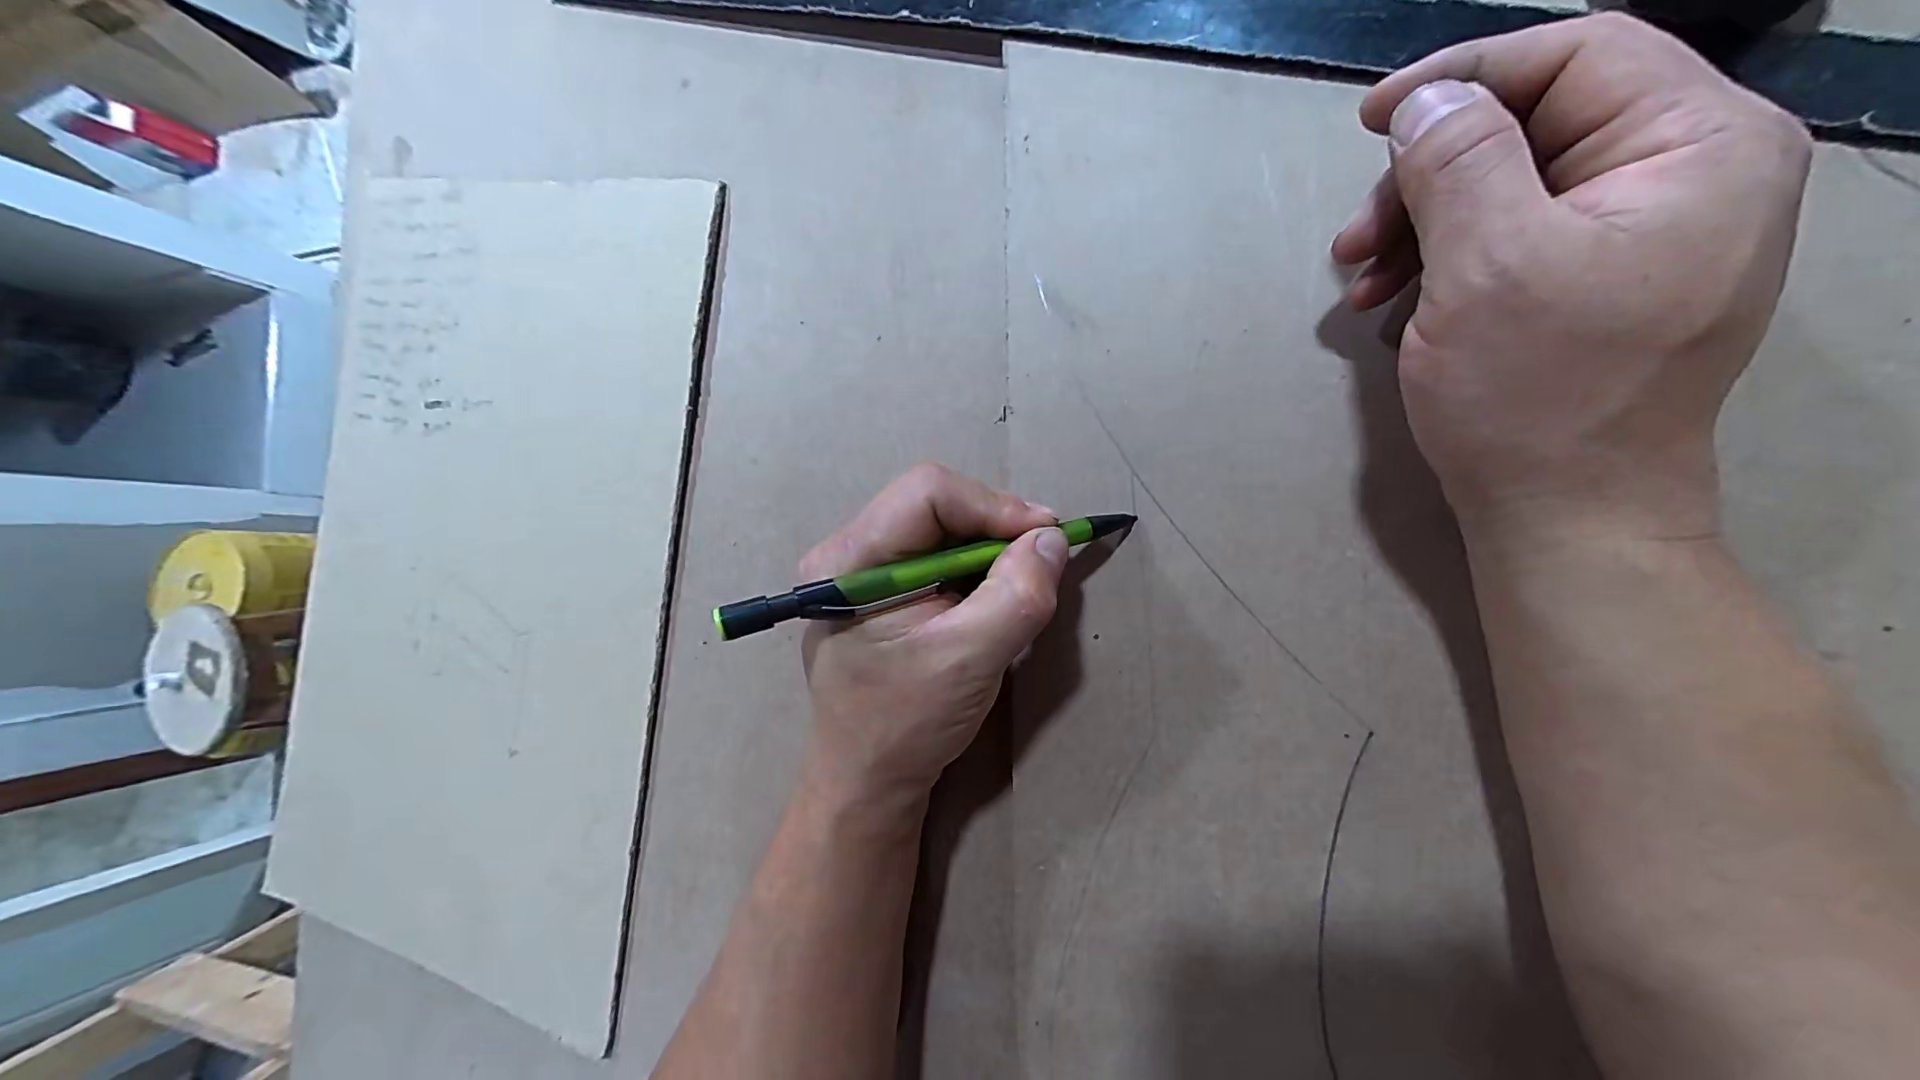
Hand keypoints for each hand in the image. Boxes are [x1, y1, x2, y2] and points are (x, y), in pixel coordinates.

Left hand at [796, 465, 1066, 814]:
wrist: (867, 780)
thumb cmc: (906, 725)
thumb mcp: (971, 660)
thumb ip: (1017, 595)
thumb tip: (1052, 538)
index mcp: (848, 561)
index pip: (928, 493)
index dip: (995, 506)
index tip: (1046, 537)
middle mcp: (847, 553)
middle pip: (935, 504)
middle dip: (995, 527)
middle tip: (1041, 559)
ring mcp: (861, 570)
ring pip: (941, 527)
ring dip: (989, 549)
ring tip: (1019, 583)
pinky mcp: (880, 589)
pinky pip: (936, 554)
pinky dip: (976, 568)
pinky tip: (991, 598)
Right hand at [1331, 13, 1811, 545]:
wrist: (1565, 514)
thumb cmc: (1532, 396)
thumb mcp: (1485, 269)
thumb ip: (1458, 164)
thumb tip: (1425, 101)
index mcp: (1695, 148)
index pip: (1576, 57)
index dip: (1464, 76)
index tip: (1372, 120)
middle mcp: (1683, 179)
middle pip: (1533, 130)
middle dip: (1427, 179)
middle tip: (1353, 242)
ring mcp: (1637, 240)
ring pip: (1508, 193)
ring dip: (1421, 230)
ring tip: (1361, 287)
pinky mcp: (1592, 289)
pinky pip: (1509, 246)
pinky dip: (1442, 268)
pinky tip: (1397, 310)